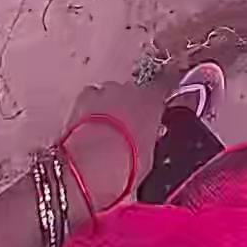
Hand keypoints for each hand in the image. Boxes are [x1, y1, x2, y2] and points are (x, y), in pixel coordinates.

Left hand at [59, 81, 161, 214]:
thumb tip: (146, 138)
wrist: (93, 163)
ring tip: (105, 132)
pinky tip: (87, 127)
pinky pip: (90, 98)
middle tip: (127, 129)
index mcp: (153, 101)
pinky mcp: (83, 97)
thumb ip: (150, 137)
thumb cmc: (128, 163)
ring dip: (109, 106)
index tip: (164, 88)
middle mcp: (129, 90)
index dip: (162, 87)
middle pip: (132, 91)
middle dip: (130, 105)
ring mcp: (105, 91)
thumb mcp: (150, 155)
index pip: (164, 83)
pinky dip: (90, 108)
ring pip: (110, 94)